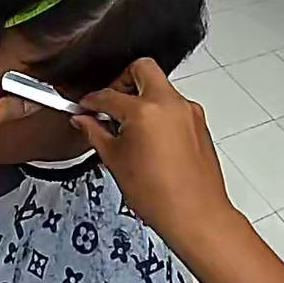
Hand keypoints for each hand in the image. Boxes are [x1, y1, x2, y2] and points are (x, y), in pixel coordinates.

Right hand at [70, 59, 245, 258]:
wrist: (196, 214)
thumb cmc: (161, 196)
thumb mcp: (115, 161)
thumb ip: (95, 133)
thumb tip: (84, 121)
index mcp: (145, 110)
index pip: (108, 94)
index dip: (91, 101)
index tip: (86, 107)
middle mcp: (170, 104)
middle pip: (141, 68)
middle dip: (121, 81)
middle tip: (110, 102)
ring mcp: (188, 111)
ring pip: (160, 86)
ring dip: (142, 96)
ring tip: (128, 124)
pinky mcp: (199, 122)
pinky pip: (174, 105)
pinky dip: (159, 112)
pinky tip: (148, 136)